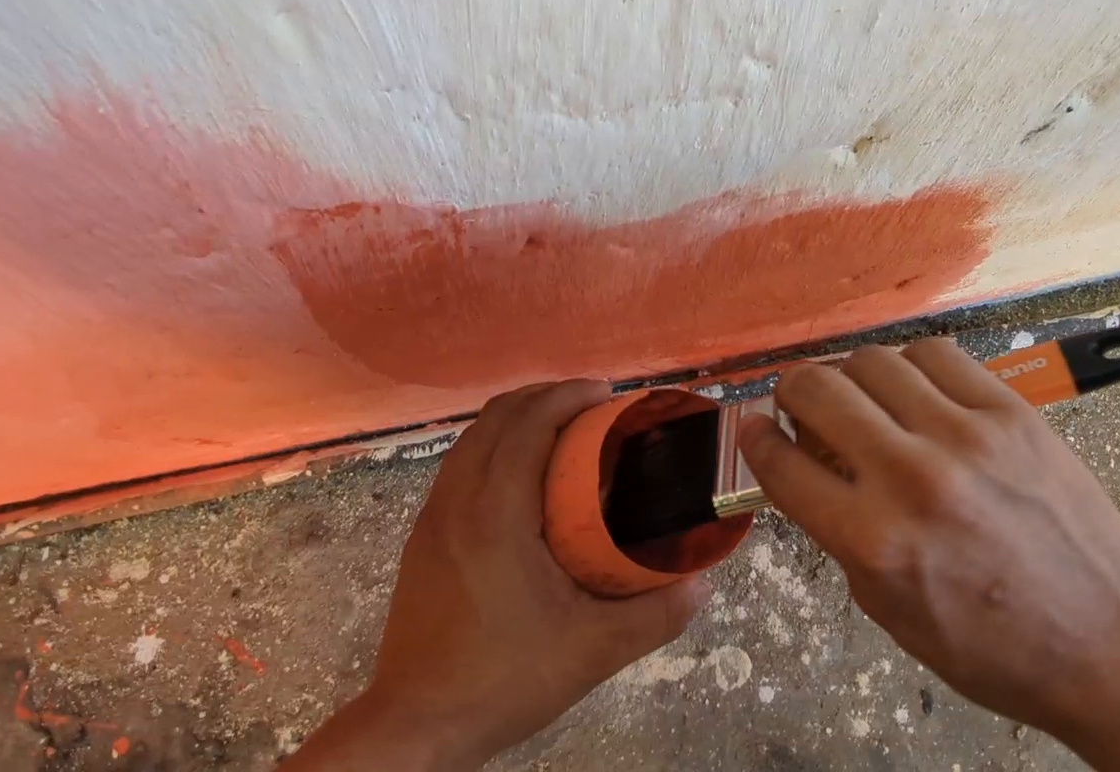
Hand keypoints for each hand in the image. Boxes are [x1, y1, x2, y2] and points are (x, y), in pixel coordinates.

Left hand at [286, 380, 708, 771]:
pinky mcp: (422, 536)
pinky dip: (493, 444)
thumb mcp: (591, 650)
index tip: (606, 394)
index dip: (567, 396)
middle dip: (545, 396)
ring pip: (472, 437)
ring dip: (516, 417)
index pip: (528, 423)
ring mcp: (432, 516)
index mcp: (495, 511)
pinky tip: (521, 476)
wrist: (416, 724)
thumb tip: (703, 584)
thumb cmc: (503, 677)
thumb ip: (654, 616)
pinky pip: (459, 463)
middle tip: (591, 407)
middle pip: (497, 416)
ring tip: (560, 430)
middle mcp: (457, 499)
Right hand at [738, 340, 1119, 771]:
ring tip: (861, 397)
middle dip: (790, 390)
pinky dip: (909, 365)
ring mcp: (966, 435)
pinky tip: (915, 390)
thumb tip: (804, 463)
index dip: (754, 437)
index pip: (782, 462)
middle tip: (800, 405)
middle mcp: (912, 477)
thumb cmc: (992, 646)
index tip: (752, 426)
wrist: (1112, 643)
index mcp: (873, 541)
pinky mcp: (1012, 412)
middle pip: (816, 388)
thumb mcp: (888, 609)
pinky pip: (936, 354)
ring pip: (873, 359)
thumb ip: (836, 532)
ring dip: (850, 375)